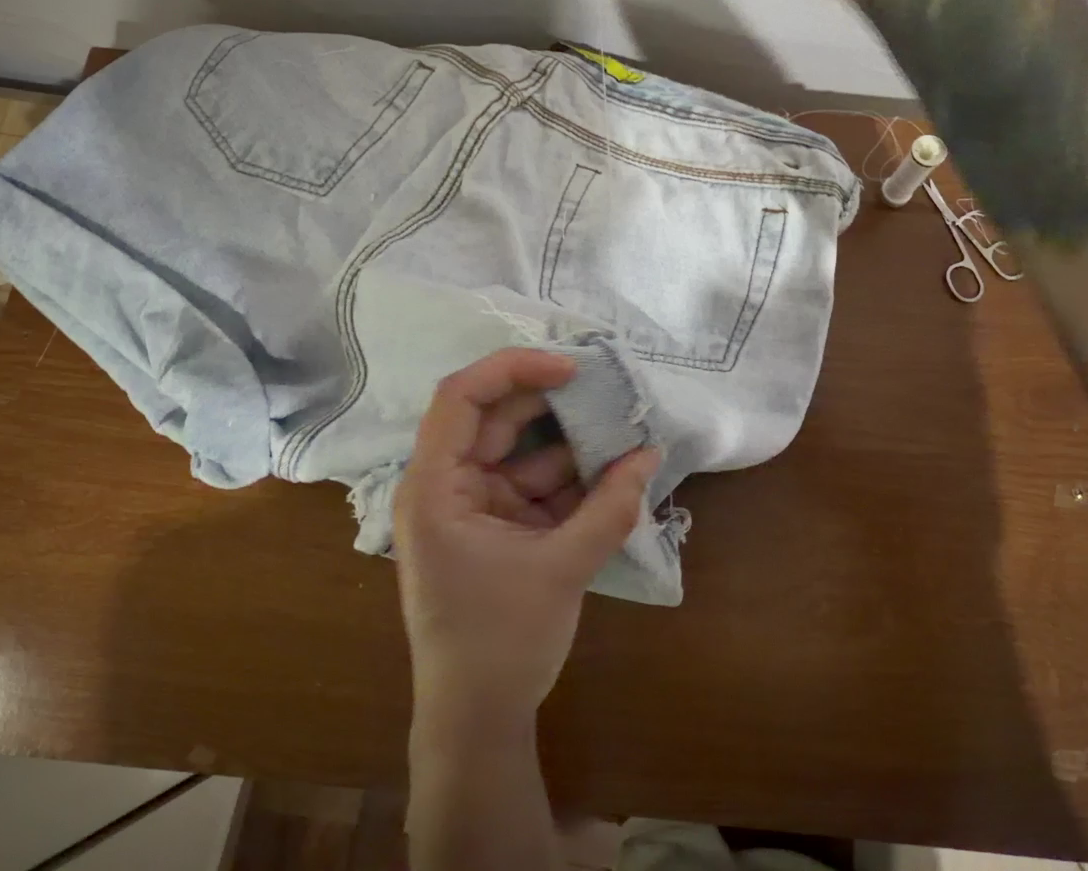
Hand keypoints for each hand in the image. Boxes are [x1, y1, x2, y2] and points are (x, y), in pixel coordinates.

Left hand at [395, 348, 661, 725]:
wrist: (479, 719)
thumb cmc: (502, 641)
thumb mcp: (562, 567)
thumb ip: (610, 507)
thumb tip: (652, 453)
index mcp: (435, 487)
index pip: (460, 398)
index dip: (513, 369)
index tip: (570, 368)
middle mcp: (445, 487)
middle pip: (494, 420)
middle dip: (551, 403)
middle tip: (607, 389)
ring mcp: (470, 509)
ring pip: (519, 453)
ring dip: (568, 443)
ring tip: (621, 425)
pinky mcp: (495, 531)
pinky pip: (531, 488)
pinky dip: (569, 480)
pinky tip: (613, 470)